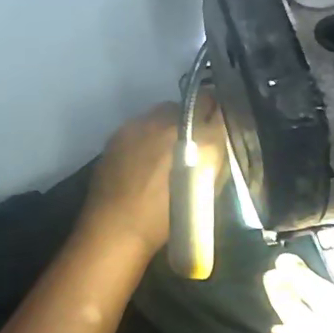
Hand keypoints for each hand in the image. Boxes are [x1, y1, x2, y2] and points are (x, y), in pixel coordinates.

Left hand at [79, 101, 221, 255]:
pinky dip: (147, 133)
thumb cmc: (166, 219)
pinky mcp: (120, 131)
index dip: (217, 118)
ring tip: (166, 146)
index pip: (216, 110)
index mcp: (198, 139)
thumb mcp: (204, 190)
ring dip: (170, 123)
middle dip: (194, 118)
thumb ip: (213, 161)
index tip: (217, 127)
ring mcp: (142, 124)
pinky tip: (144, 154)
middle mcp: (170, 123)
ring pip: (164, 110)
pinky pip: (141, 122)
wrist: (116, 227)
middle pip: (190, 105)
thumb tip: (215, 145)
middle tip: (193, 139)